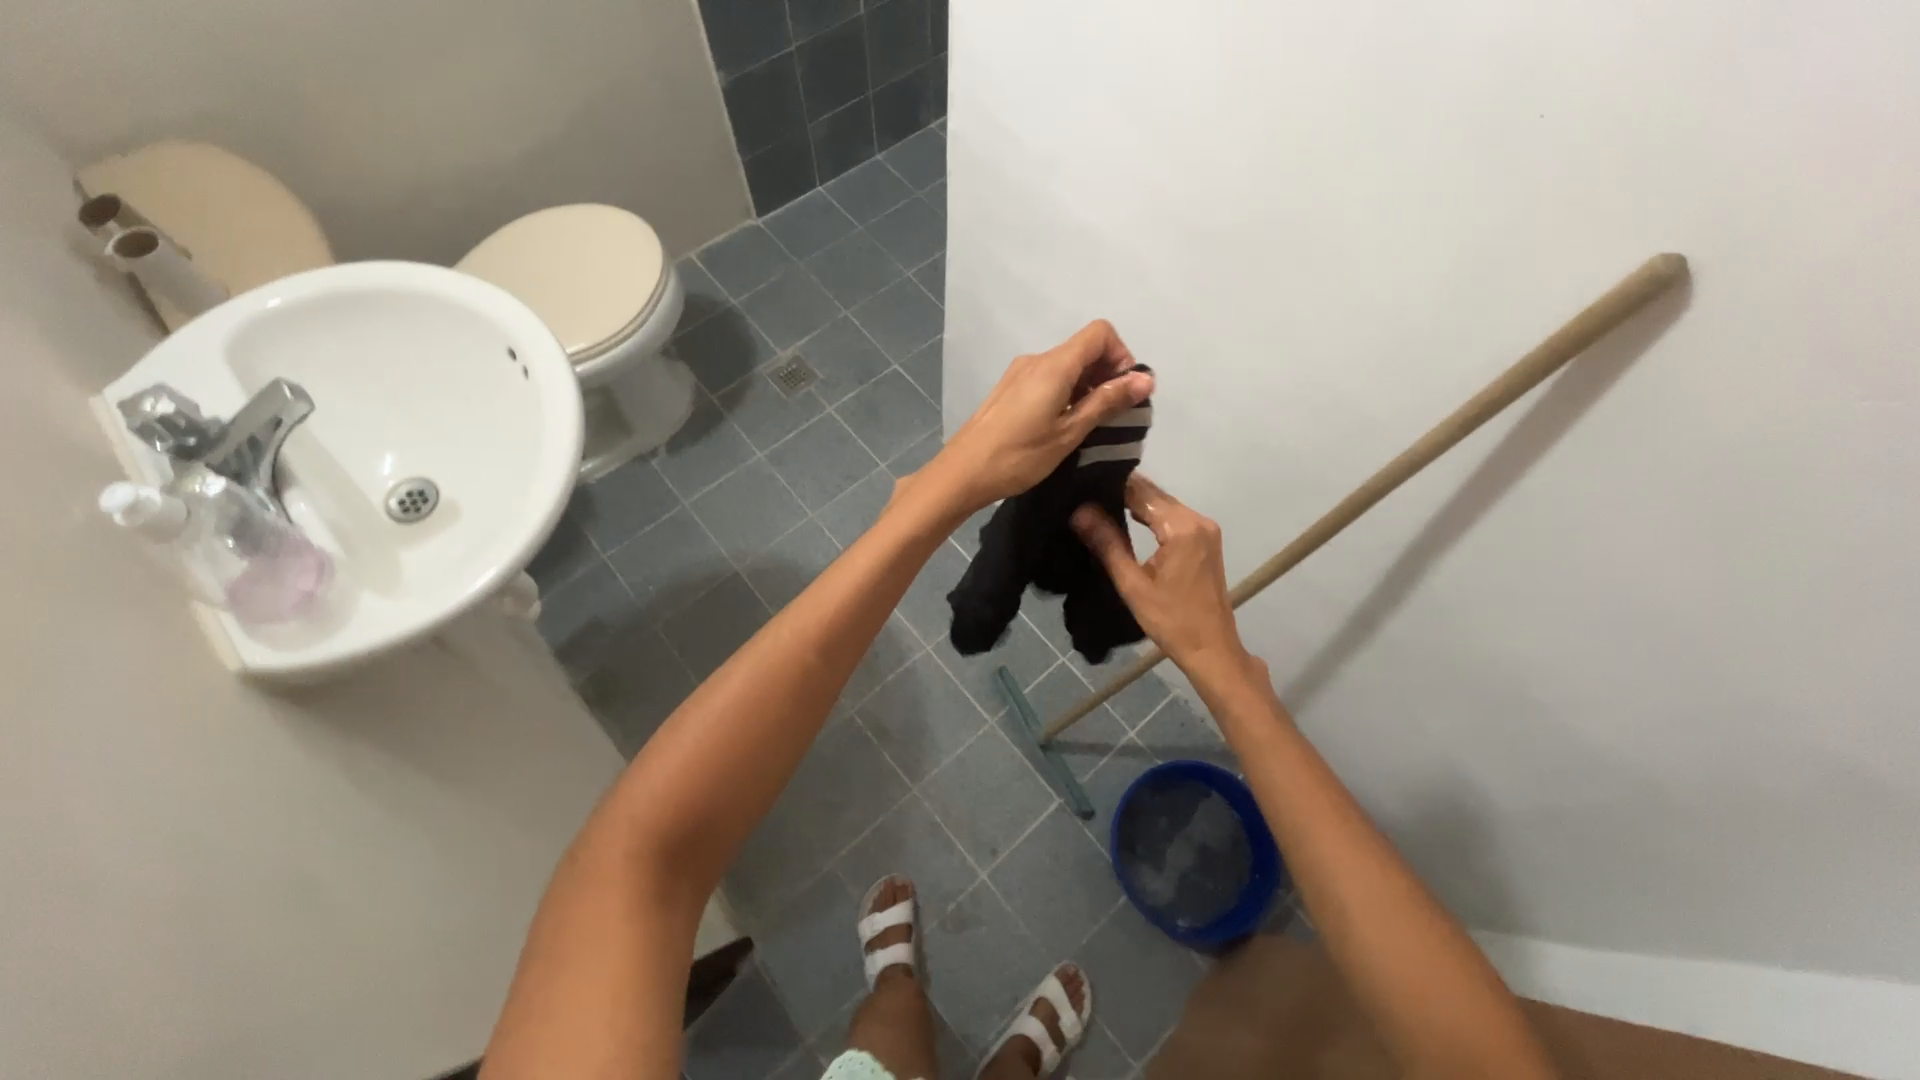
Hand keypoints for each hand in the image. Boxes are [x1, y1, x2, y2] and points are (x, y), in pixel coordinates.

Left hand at [921, 320, 1153, 511]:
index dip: (1121, 356)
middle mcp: (1036, 360)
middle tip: (1114, 413)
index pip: (1100, 333)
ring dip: (1087, 385)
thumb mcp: (1069, 433)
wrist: (963, 473)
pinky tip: (1064, 424)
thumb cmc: (1019, 457)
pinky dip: (1067, 392)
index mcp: (1054, 365)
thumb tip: (1146, 379)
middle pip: (1084, 348)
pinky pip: (1048, 378)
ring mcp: (1019, 373)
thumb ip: (1106, 403)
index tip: (1125, 391)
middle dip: (1107, 373)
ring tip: (1090, 424)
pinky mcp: (1010, 388)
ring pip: (1066, 365)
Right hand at [1072, 474, 1249, 670]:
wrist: (1210, 647)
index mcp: (1181, 528)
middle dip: (1121, 491)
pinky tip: (1128, 518)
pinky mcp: (1207, 538)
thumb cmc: (1170, 620)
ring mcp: (1206, 528)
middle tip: (1085, 493)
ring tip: (1099, 503)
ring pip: (1164, 503)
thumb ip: (1107, 544)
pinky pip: (1174, 515)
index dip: (1109, 485)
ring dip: (1136, 501)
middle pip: (1154, 494)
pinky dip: (1151, 513)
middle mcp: (1198, 519)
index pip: (1140, 492)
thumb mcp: (1132, 584)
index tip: (1081, 485)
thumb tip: (1079, 512)